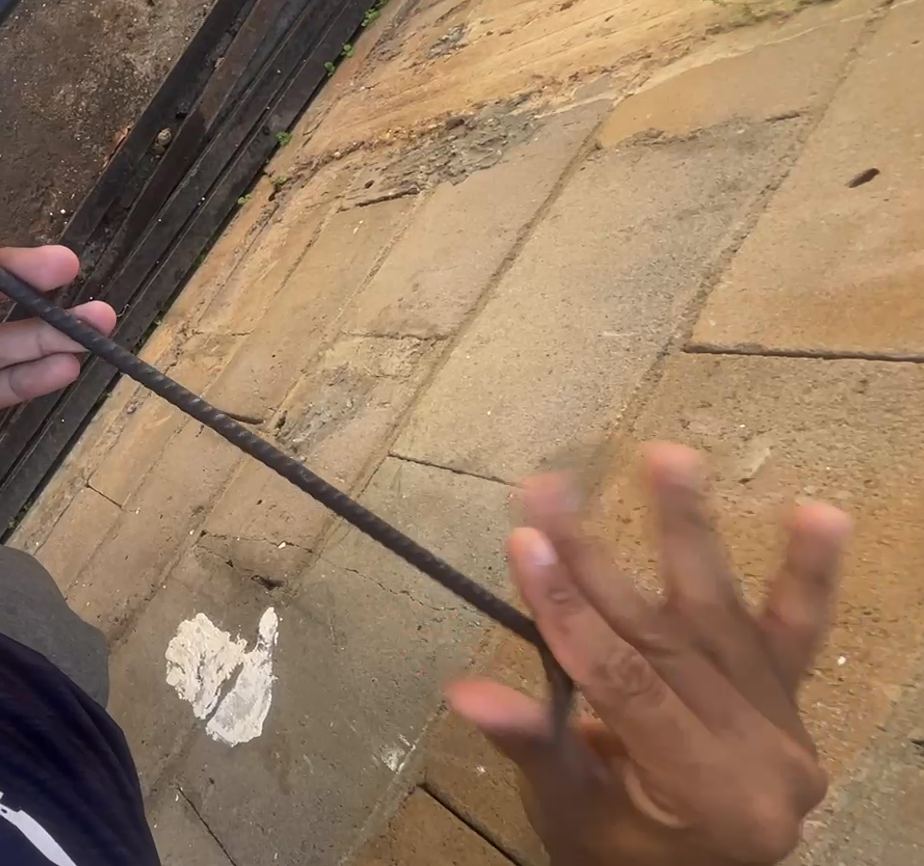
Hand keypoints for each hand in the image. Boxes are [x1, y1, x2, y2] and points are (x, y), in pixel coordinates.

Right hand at [447, 443, 851, 864]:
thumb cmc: (615, 845)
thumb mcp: (564, 806)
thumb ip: (529, 743)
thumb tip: (461, 692)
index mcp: (709, 791)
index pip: (624, 680)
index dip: (567, 609)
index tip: (520, 538)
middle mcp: (765, 754)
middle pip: (660, 635)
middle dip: (592, 555)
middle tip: (545, 487)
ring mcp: (784, 722)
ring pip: (723, 615)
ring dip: (690, 529)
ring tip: (667, 455)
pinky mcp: (786, 700)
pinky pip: (797, 635)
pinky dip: (809, 575)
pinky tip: (819, 514)